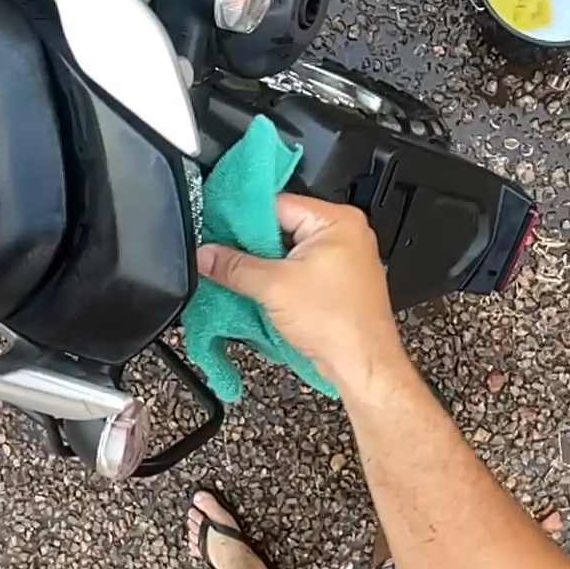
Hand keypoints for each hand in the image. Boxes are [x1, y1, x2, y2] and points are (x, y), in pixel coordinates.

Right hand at [197, 194, 407, 395]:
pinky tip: (260, 290)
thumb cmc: (340, 324)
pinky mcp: (335, 282)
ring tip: (241, 276)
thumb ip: (233, 266)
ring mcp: (342, 259)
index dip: (241, 217)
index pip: (277, 203)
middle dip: (251, 244)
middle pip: (281, 226)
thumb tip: (207, 254)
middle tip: (222, 254)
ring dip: (263, 264)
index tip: (215, 228)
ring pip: (288, 251)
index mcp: (337, 221)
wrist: (362, 365)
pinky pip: (298, 270)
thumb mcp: (273, 287)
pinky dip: (278, 279)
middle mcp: (344, 234)